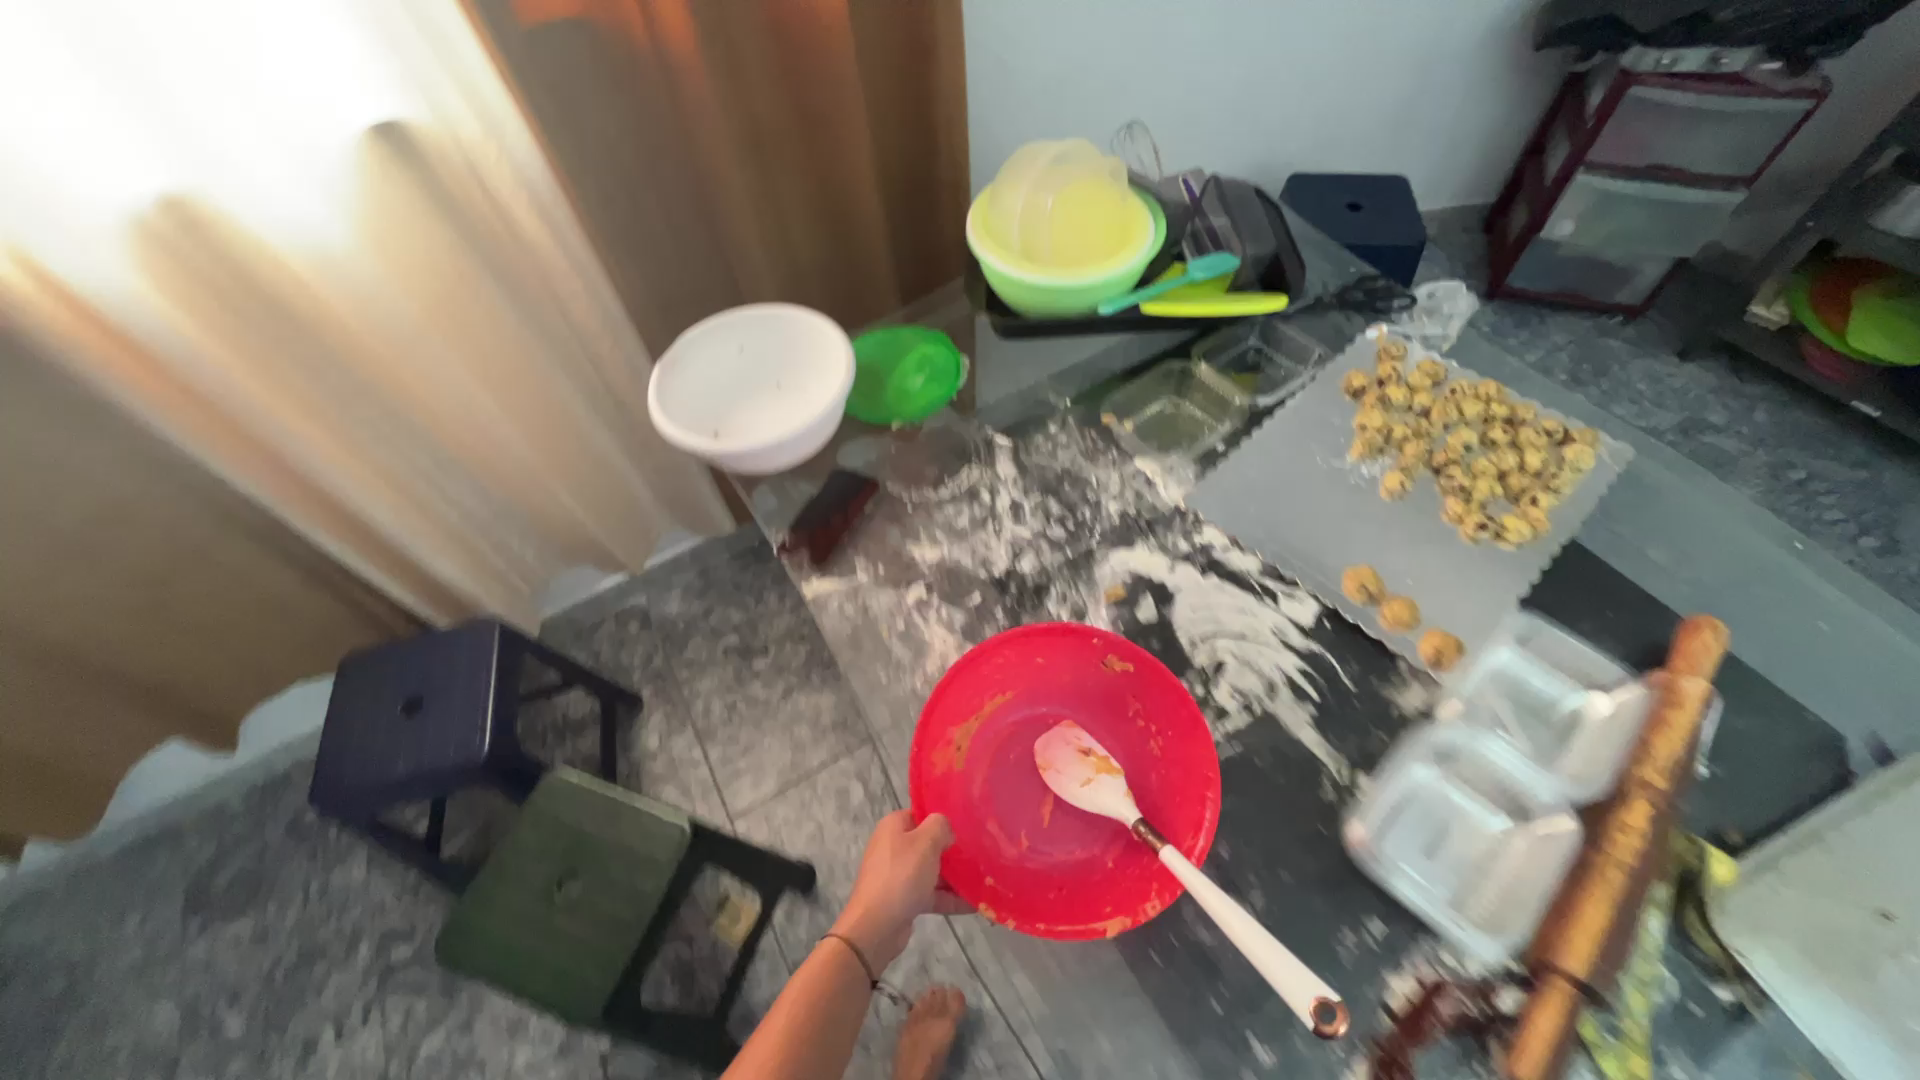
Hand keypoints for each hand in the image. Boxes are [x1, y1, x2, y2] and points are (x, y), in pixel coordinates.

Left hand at [830, 810, 972, 970]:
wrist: (876, 926)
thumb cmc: (901, 875)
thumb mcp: (925, 843)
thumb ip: (940, 826)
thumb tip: (946, 829)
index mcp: (894, 826)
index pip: (922, 815)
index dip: (944, 821)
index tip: (967, 828)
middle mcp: (894, 847)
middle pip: (929, 844)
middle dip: (954, 852)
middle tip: (980, 855)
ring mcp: (899, 874)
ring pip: (932, 870)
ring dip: (955, 877)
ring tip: (984, 881)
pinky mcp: (904, 898)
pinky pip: (930, 893)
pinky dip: (949, 898)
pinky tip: (974, 904)